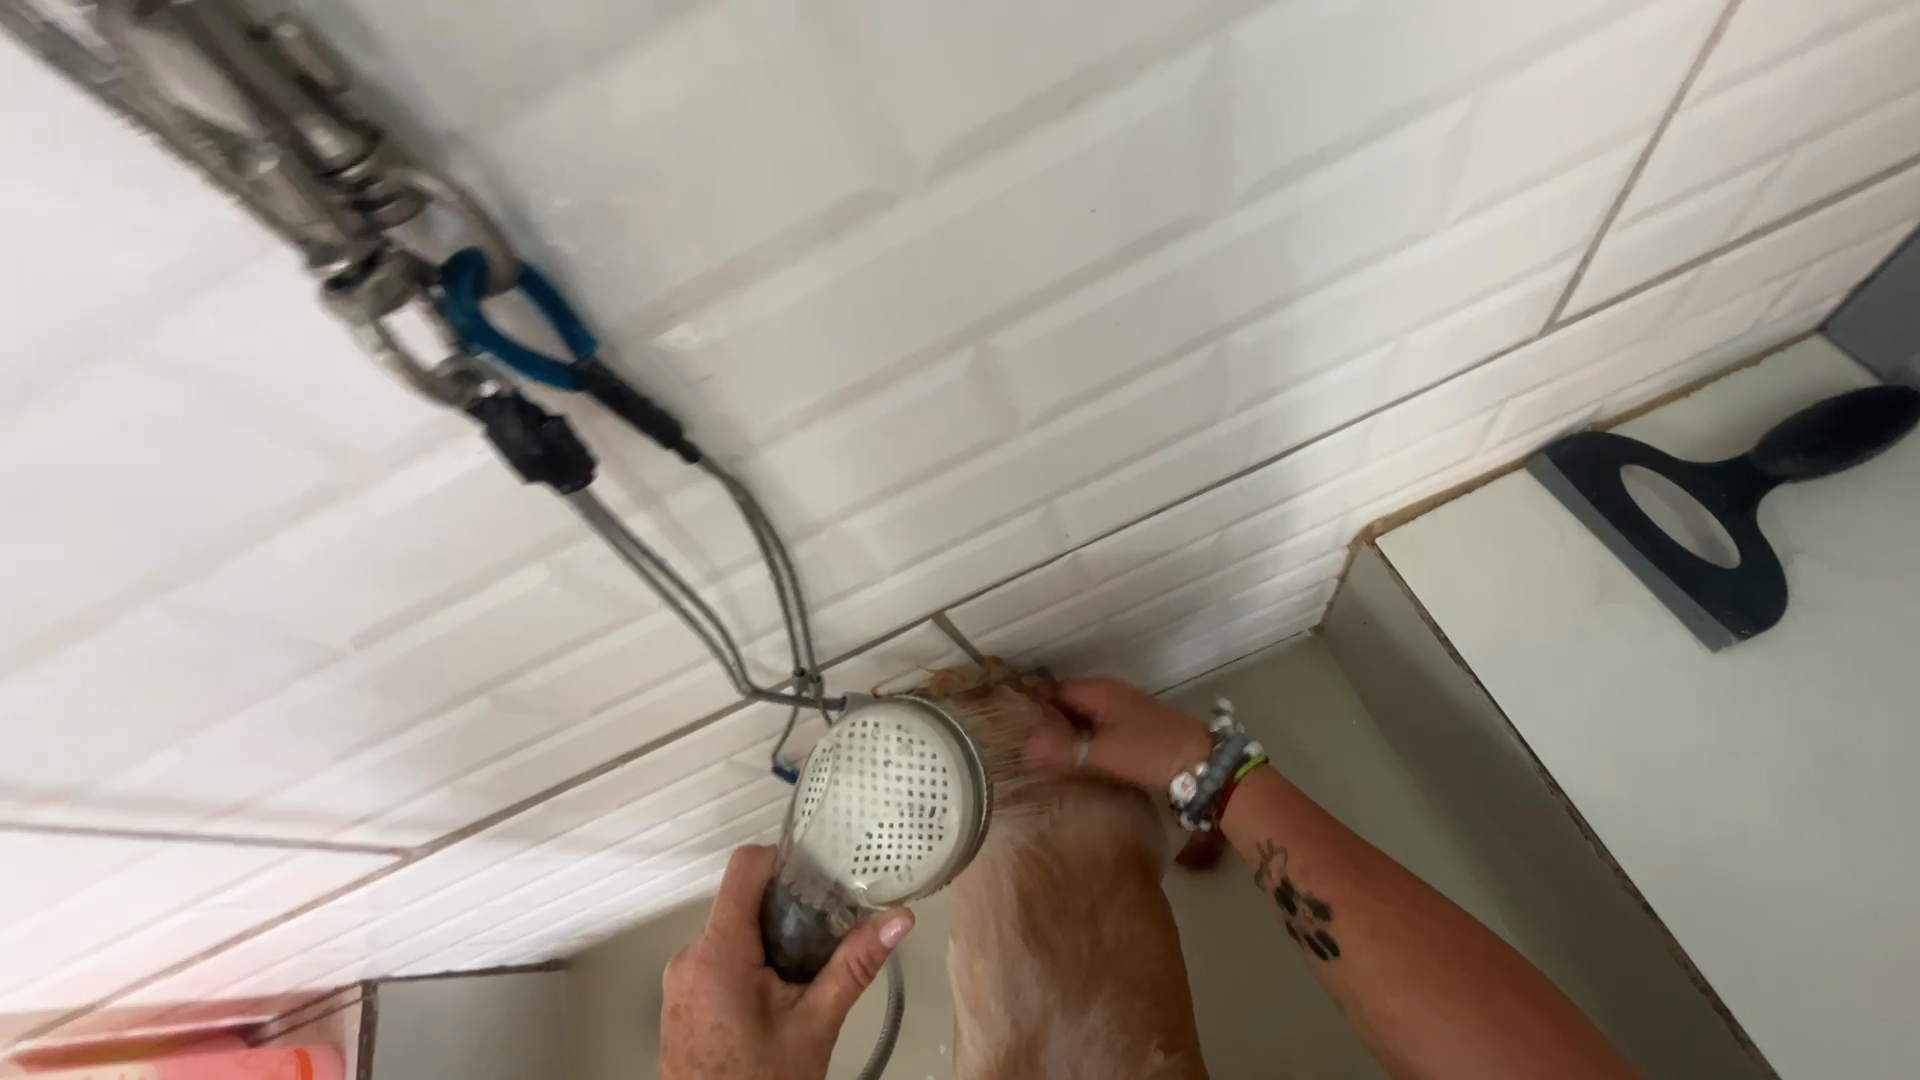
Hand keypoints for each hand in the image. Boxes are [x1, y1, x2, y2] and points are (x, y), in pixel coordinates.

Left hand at [660, 845, 913, 1079]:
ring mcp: (681, 978)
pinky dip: (751, 961)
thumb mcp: (816, 1025)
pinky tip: (777, 995)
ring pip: (735, 927)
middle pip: (744, 898)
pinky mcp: (682, 996)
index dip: (784, 859)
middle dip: (787, 910)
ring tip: (803, 974)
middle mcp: (690, 957)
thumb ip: (855, 965)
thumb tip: (898, 920)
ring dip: (771, 939)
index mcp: (718, 954)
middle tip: (825, 934)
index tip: (817, 874)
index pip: (745, 867)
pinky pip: (720, 954)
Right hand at [1025, 676, 1212, 793]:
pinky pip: (1095, 725)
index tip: (1006, 719)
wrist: (1201, 763)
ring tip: (1037, 752)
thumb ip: (1062, 751)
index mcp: (1096, 690)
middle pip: (1065, 700)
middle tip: (1016, 740)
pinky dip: (1081, 736)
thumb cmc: (1149, 751)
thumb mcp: (1102, 753)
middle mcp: (1107, 692)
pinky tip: (1072, 757)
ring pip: (1081, 714)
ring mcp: (1121, 707)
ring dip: (1062, 729)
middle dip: (1043, 718)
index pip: (1051, 690)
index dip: (1029, 703)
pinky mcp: (1131, 725)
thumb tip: (1021, 749)